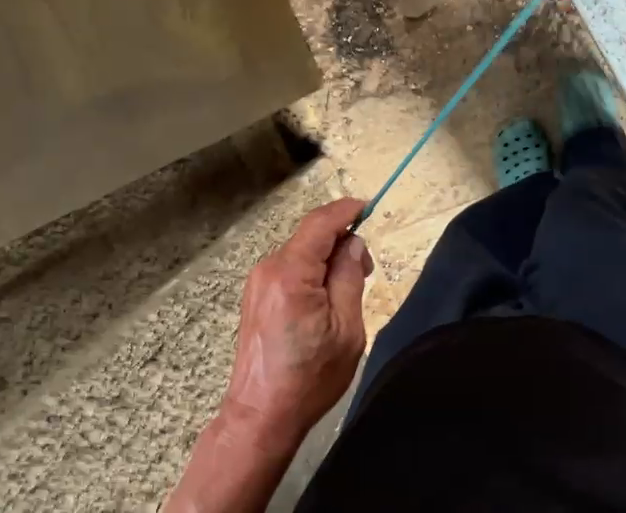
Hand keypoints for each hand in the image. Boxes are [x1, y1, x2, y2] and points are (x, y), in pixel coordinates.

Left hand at [220, 198, 373, 443]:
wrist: (261, 417)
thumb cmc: (310, 377)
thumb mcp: (346, 328)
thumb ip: (349, 277)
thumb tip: (352, 244)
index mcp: (291, 273)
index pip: (320, 223)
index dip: (346, 211)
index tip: (369, 207)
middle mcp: (269, 269)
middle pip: (310, 236)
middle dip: (341, 241)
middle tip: (366, 269)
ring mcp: (258, 283)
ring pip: (301, 252)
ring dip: (327, 258)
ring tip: (348, 289)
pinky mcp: (256, 297)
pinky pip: (290, 268)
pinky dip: (312, 271)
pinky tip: (325, 298)